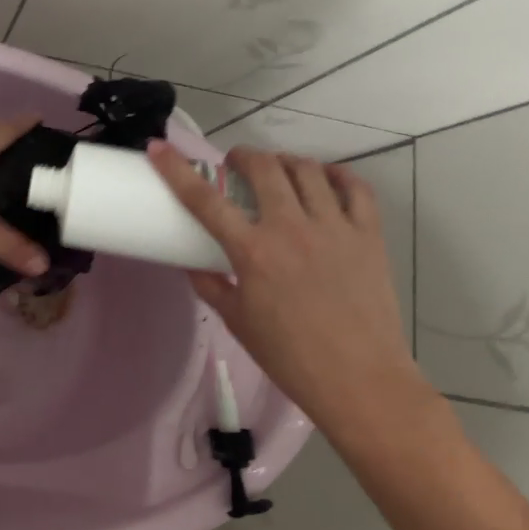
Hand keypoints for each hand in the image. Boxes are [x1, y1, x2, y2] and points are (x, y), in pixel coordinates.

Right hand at [147, 142, 426, 428]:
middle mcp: (291, 229)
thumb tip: (192, 262)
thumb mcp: (237, 322)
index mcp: (253, 252)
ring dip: (285, 162)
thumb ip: (210, 285)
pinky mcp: (368, 235)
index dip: (177, 169)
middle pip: (264, 168)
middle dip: (243, 157)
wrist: (360, 381)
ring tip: (278, 170)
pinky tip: (325, 179)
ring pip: (307, 170)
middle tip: (236, 165)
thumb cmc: (291, 357)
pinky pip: (355, 188)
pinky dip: (337, 175)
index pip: (204, 199)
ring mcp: (334, 228)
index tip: (159, 148)